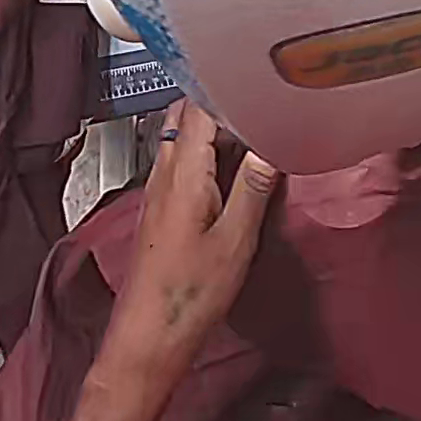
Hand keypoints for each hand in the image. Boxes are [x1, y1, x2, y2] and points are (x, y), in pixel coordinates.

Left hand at [94, 99, 278, 400]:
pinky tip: (234, 164)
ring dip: (214, 126)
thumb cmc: (191, 292)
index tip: (259, 82)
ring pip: (184, 135)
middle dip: (221, 101)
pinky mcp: (162, 205)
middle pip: (186, 115)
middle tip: (261, 103)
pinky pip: (184, 158)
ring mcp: (160, 188)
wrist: (146, 339)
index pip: (198, 108)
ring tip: (255, 127)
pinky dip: (207, 148)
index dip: (227, 88)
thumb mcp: (236, 239)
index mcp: (183, 173)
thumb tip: (273, 140)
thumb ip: (254, 185)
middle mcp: (165, 171)